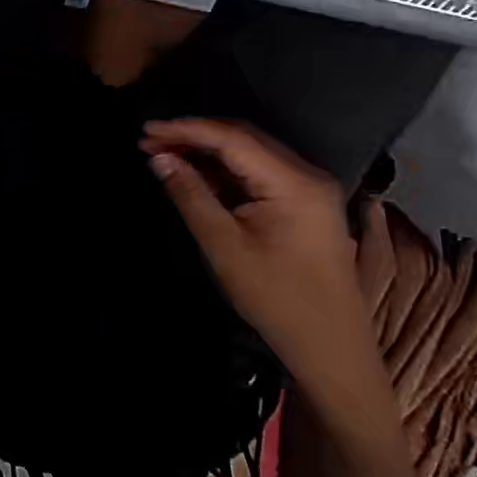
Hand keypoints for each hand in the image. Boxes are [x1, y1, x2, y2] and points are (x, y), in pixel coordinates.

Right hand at [141, 119, 367, 370]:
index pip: (231, 138)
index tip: (146, 130)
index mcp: (293, 182)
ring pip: (250, 153)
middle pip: (243, 138)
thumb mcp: (223, 246)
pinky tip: (197, 173)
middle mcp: (306, 174)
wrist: (330, 347)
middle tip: (150, 141)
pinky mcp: (305, 202)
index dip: (186, 129)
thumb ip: (191, 195)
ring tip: (166, 153)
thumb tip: (159, 158)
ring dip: (208, 150)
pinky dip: (226, 169)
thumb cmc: (275, 298)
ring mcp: (309, 187)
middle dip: (194, 135)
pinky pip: (260, 172)